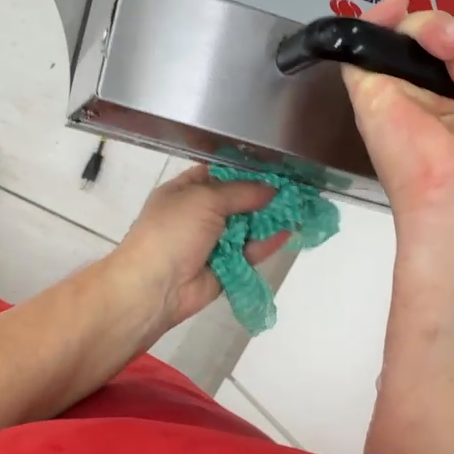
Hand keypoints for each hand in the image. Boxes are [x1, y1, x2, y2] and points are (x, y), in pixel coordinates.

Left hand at [112, 165, 286, 329]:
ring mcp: (209, 243)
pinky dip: (266, 244)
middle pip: (236, 202)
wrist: (154, 286)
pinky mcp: (223, 268)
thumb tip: (271, 190)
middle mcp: (196, 215)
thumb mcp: (204, 199)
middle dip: (262, 196)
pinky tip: (287, 232)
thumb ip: (240, 192)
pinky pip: (248, 253)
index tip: (275, 168)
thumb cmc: (171, 232)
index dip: (244, 171)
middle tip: (295, 189)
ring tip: (299, 209)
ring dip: (268, 220)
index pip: (217, 175)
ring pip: (245, 228)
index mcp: (183, 192)